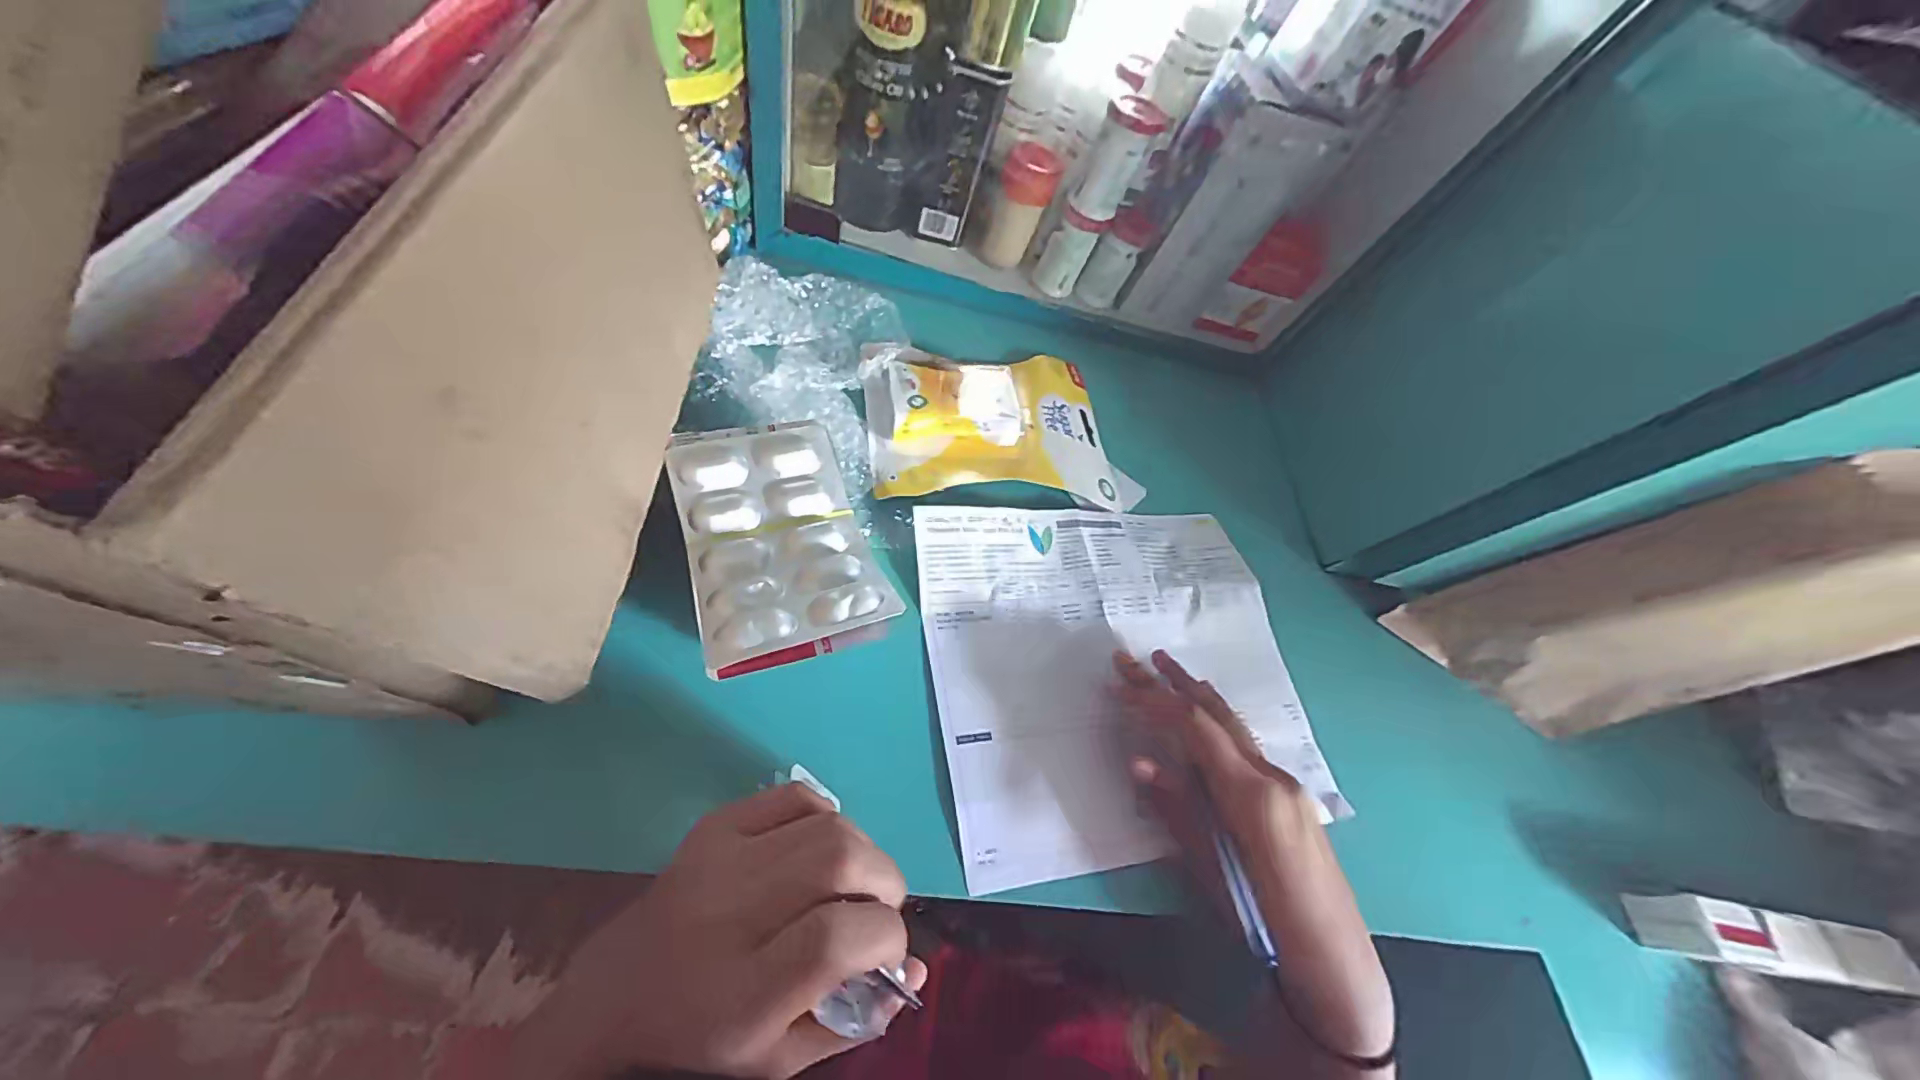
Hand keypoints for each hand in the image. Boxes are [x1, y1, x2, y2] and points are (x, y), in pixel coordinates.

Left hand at [509, 784, 927, 1079]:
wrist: (613, 998)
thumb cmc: (701, 1040)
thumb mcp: (777, 1061)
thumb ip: (854, 1020)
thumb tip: (916, 967)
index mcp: (742, 990)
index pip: (836, 936)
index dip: (885, 936)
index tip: (889, 950)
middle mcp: (729, 912)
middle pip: (837, 860)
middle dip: (885, 880)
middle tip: (881, 907)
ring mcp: (719, 858)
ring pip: (826, 823)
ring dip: (865, 848)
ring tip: (858, 880)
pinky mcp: (714, 826)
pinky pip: (795, 796)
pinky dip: (827, 815)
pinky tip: (822, 848)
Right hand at [1114, 650, 1395, 1074]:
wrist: (1335, 960)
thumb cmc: (1265, 921)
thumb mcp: (1210, 869)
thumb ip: (1177, 810)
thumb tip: (1138, 762)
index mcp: (1251, 792)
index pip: (1194, 728)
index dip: (1154, 702)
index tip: (1120, 687)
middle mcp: (1272, 776)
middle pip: (1215, 715)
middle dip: (1174, 683)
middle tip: (1136, 658)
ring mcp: (1286, 784)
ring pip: (1234, 725)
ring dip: (1197, 695)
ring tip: (1169, 668)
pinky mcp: (1289, 796)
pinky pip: (1246, 745)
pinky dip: (1218, 721)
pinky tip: (1208, 715)